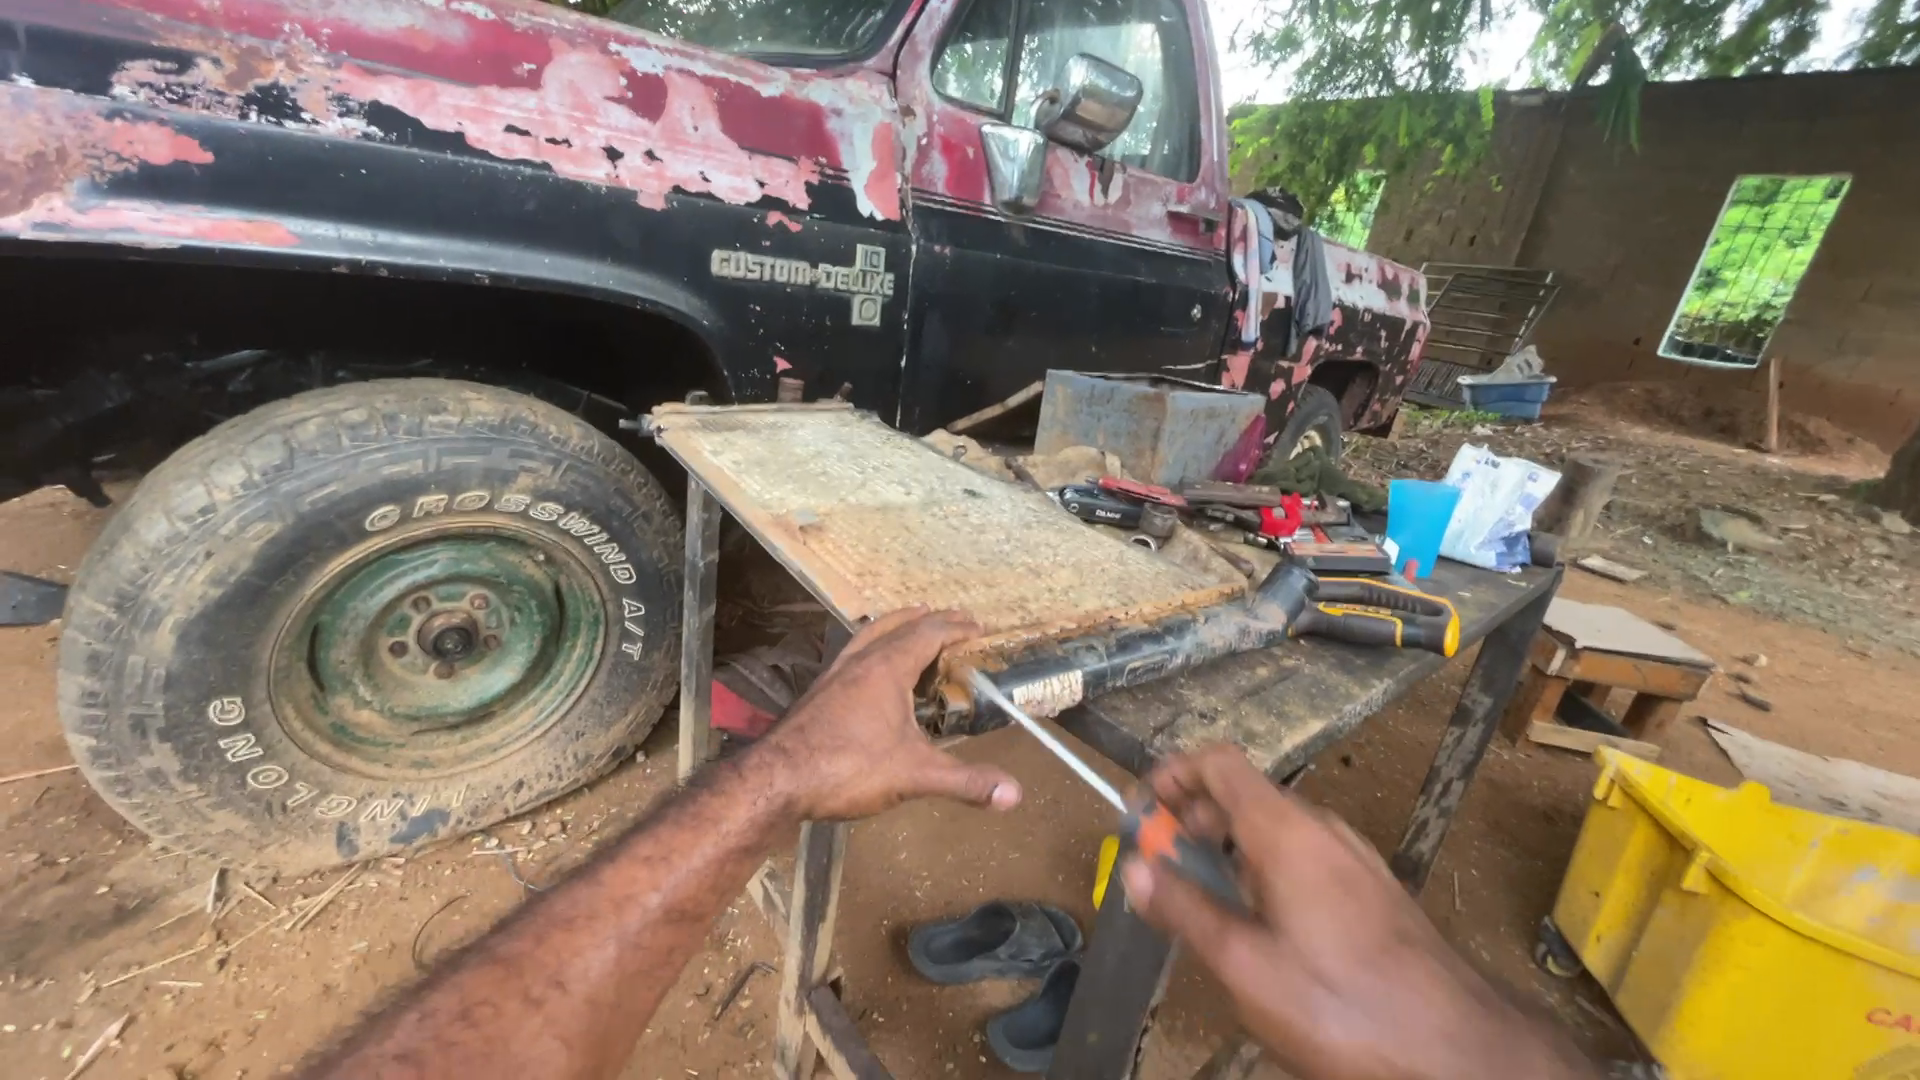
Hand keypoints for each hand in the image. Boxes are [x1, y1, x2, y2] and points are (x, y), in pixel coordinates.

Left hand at [753, 607, 1021, 821]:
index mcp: (887, 667)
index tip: (978, 626)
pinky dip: (872, 644)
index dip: (956, 627)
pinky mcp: (819, 690)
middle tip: (955, 619)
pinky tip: (871, 665)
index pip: (929, 633)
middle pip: (900, 625)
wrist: (776, 779)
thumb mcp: (914, 775)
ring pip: (870, 633)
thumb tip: (1015, 795)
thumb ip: (965, 782)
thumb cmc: (848, 768)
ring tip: (913, 622)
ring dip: (897, 623)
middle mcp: (861, 660)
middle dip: (930, 619)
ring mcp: (835, 673)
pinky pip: (853, 651)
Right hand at [1120, 746, 1597, 1079]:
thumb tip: (1132, 867)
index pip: (1218, 762)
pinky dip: (1261, 864)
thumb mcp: (1246, 964)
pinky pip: (1301, 852)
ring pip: (1272, 825)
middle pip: (1242, 792)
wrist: (1467, 1057)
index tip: (1143, 808)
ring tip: (1202, 892)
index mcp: (1284, 829)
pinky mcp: (1370, 887)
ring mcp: (1351, 856)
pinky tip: (1258, 919)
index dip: (1173, 772)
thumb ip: (1185, 910)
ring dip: (1225, 843)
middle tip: (1162, 859)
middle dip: (1191, 815)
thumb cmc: (1342, 1004)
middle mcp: (1319, 827)